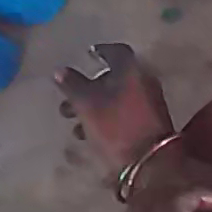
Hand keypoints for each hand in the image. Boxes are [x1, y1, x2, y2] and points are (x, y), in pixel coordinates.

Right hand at [56, 43, 175, 175]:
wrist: (150, 160)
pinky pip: (124, 112)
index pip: (117, 52)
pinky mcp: (149, 122)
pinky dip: (105, 116)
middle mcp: (145, 83)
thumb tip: (61, 71)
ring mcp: (150, 103)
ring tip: (71, 120)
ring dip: (92, 104)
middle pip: (115, 77)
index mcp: (133, 71)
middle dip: (88, 86)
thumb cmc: (116, 126)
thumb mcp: (87, 104)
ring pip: (116, 97)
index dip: (101, 51)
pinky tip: (87, 133)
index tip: (88, 54)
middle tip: (67, 97)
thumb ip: (73, 85)